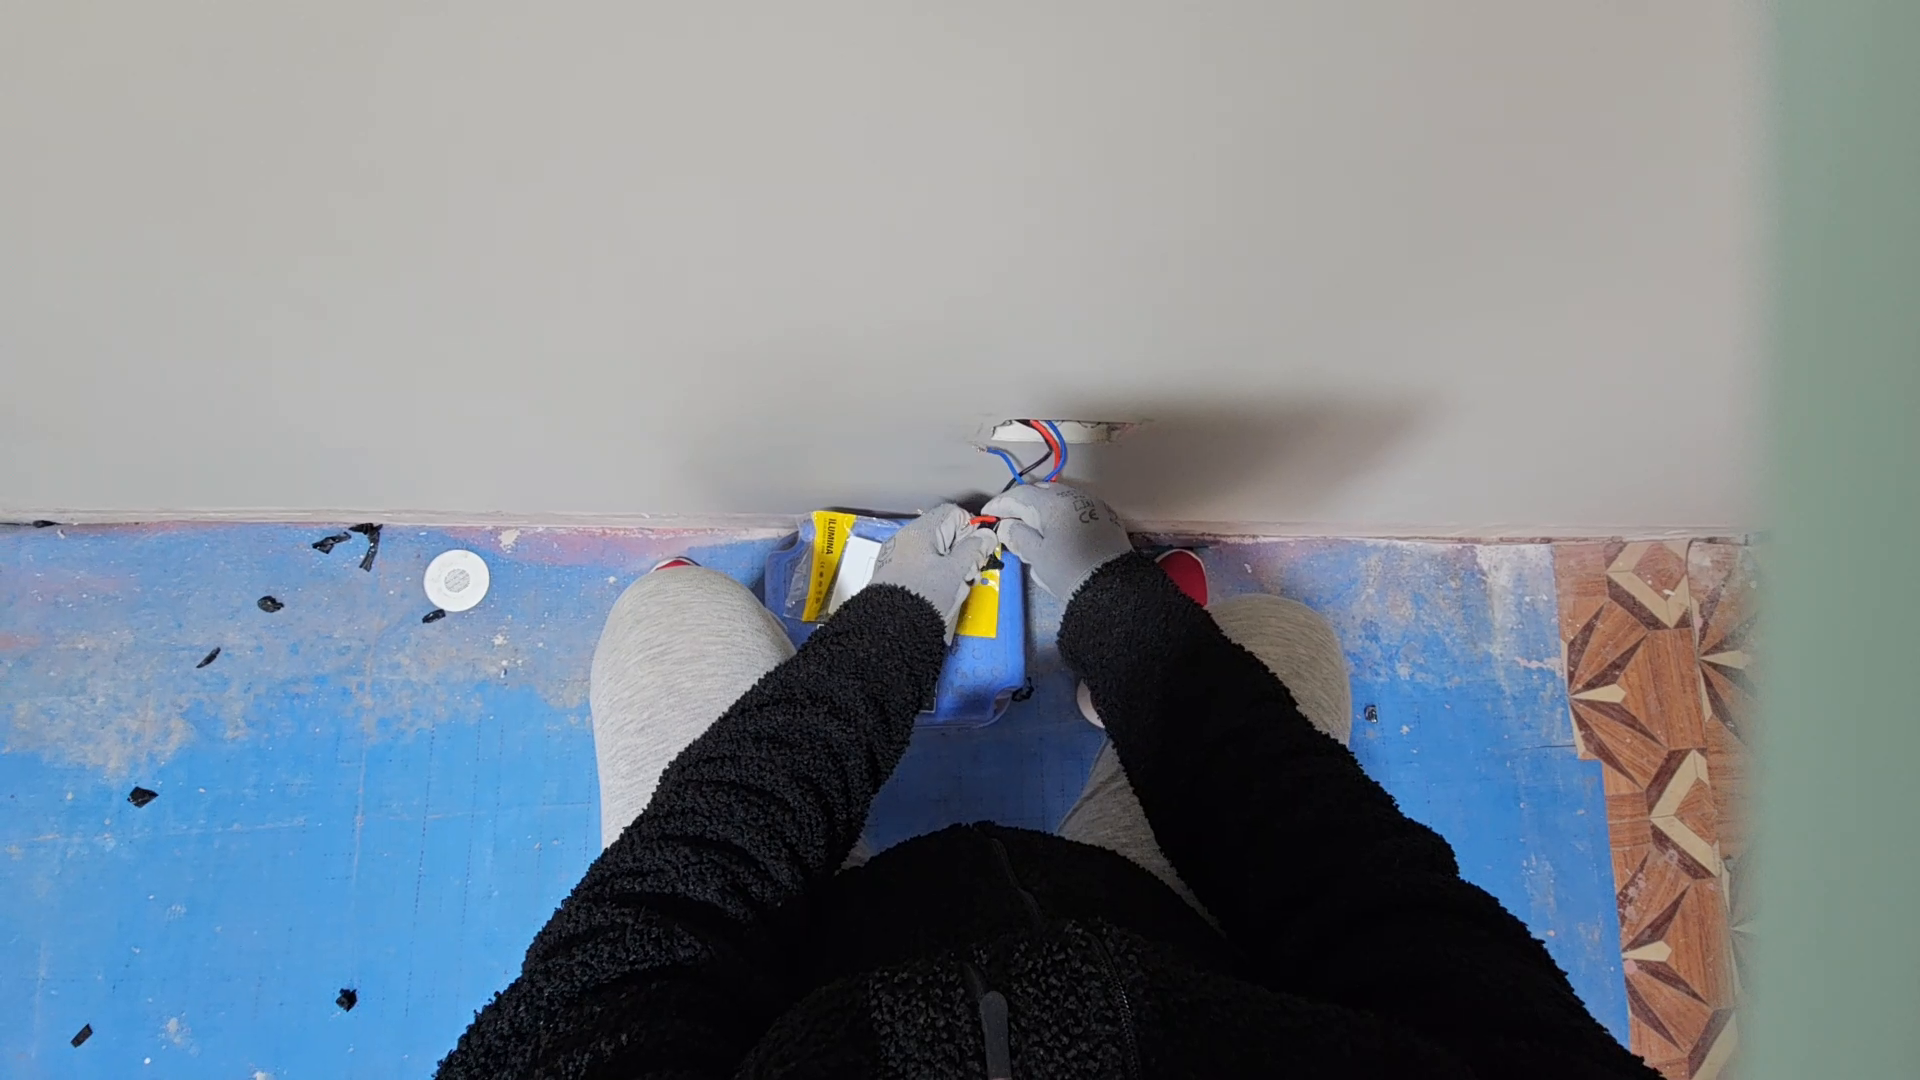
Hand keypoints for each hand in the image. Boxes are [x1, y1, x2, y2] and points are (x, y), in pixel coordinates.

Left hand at [869, 503, 998, 639]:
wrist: (891, 627)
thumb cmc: (923, 596)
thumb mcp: (955, 571)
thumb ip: (973, 550)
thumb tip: (986, 535)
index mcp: (920, 531)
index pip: (953, 514)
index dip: (970, 529)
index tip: (978, 549)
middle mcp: (905, 538)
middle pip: (943, 533)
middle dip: (961, 551)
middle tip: (969, 571)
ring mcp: (898, 556)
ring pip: (934, 552)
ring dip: (950, 565)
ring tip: (954, 586)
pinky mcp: (894, 574)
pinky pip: (921, 566)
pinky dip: (934, 575)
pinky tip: (939, 592)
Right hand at [982, 483, 1132, 598]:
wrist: (1113, 587)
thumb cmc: (1068, 570)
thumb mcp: (1037, 556)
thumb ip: (1018, 537)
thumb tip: (1007, 526)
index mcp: (1052, 503)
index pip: (1019, 496)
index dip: (1000, 504)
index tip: (988, 514)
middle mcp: (1073, 497)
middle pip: (1040, 492)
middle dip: (1022, 503)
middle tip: (1008, 518)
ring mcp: (1091, 505)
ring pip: (1059, 499)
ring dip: (1042, 508)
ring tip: (1030, 525)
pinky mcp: (1104, 517)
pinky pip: (1074, 509)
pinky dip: (1060, 515)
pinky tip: (1055, 530)